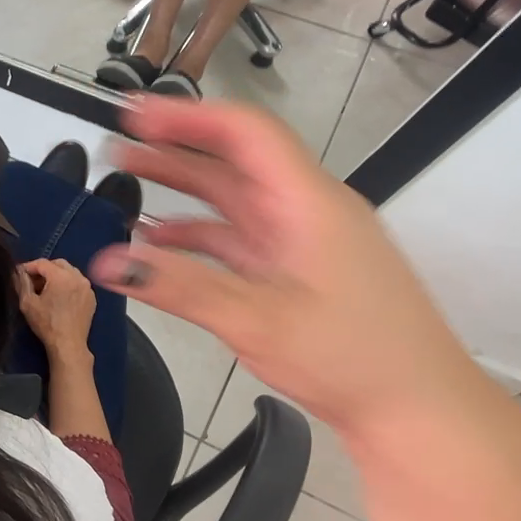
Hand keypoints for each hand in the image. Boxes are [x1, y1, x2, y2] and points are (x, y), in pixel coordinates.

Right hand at [16, 258, 95, 361]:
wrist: (68, 342)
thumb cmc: (46, 323)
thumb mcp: (27, 303)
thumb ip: (22, 283)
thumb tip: (18, 272)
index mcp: (61, 277)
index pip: (42, 263)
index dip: (28, 266)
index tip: (19, 273)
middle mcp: (77, 277)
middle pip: (58, 263)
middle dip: (44, 269)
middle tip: (33, 280)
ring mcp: (87, 287)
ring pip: (70, 272)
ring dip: (56, 275)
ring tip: (46, 289)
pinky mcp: (91, 296)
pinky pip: (78, 283)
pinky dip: (67, 284)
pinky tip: (59, 296)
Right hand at [89, 98, 476, 431]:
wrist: (415, 407)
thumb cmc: (351, 357)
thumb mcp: (255, 318)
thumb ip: (177, 285)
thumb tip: (104, 261)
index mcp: (307, 206)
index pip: (246, 135)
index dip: (188, 118)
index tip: (135, 113)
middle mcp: (304, 212)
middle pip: (234, 163)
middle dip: (174, 148)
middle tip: (120, 142)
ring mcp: (300, 242)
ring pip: (232, 199)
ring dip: (181, 188)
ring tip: (129, 179)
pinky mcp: (294, 270)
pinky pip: (236, 237)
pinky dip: (195, 233)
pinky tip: (159, 242)